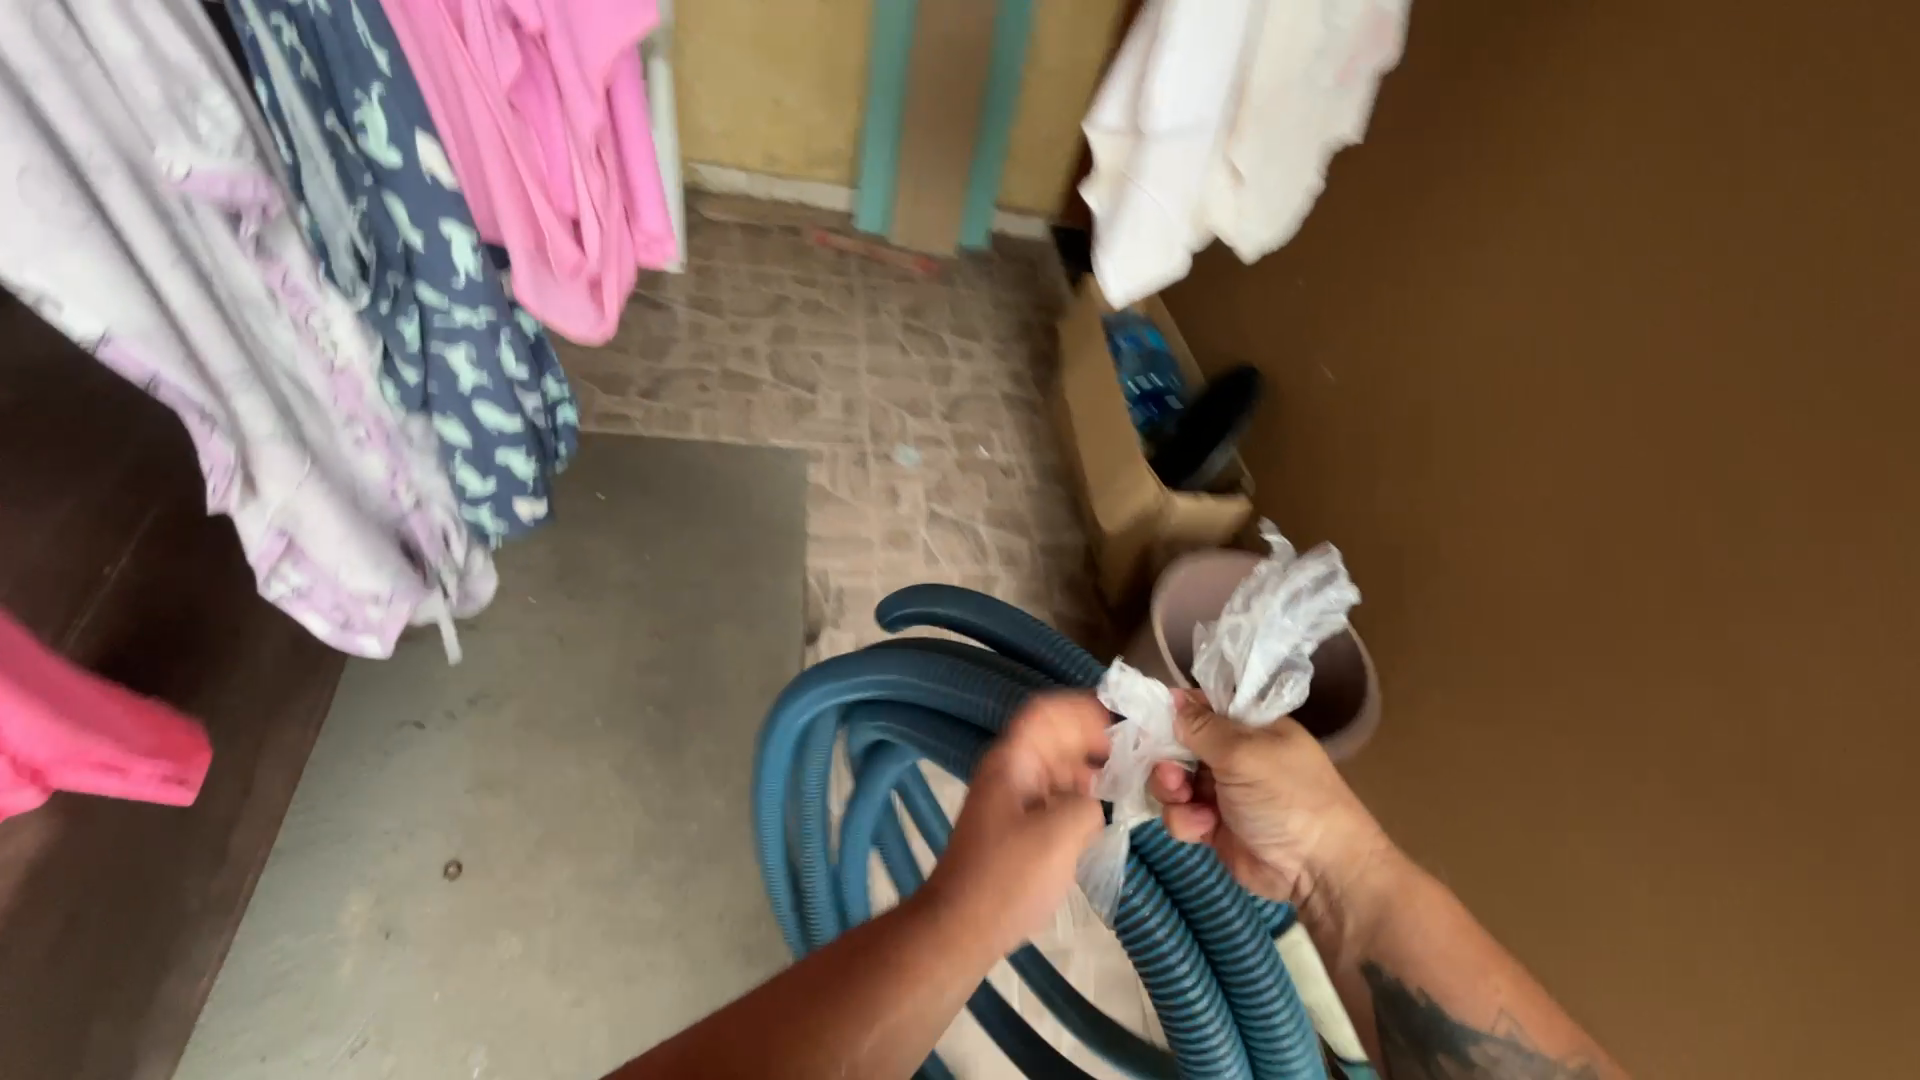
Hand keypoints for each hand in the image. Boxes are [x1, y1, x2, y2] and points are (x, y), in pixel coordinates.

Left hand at [922, 692, 1109, 957]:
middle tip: (1137, 750)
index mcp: (1012, 761)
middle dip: (1093, 737)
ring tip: (1129, 777)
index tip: (1122, 719)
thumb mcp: (1059, 834)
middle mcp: (1010, 771)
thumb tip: (1094, 804)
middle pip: (1054, 737)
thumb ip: (1088, 805)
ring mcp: (1012, 799)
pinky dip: (1079, 794)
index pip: (1046, 712)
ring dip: (1089, 766)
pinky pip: (1053, 795)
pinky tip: (1104, 810)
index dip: (1083, 707)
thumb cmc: (1007, 877)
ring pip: (1056, 767)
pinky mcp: (1018, 826)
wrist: (961, 927)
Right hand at [1149, 691, 1399, 935]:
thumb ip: (1202, 726)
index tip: (1148, 720)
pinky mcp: (1211, 826)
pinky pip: (1179, 814)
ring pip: (1171, 780)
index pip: (1200, 707)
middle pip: (1177, 744)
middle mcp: (1232, 755)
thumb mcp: (1244, 752)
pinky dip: (1185, 821)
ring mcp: (1220, 791)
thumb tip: (1172, 696)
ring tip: (1184, 799)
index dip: (1173, 712)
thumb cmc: (1287, 797)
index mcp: (1248, 727)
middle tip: (1170, 772)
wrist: (1319, 869)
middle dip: (1165, 757)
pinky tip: (1204, 829)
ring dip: (1170, 790)